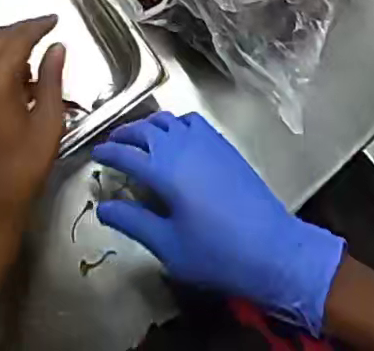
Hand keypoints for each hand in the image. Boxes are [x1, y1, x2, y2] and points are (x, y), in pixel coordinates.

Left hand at [0, 16, 67, 229]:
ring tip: (30, 44)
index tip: (54, 19)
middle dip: (20, 30)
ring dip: (4, 41)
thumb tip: (57, 47)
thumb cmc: (21, 172)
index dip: (36, 26)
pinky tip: (7, 67)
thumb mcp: (48, 126)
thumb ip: (52, 81)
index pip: (16, 39)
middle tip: (44, 29)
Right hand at [92, 111, 342, 335]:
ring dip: (146, 125)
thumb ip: (133, 222)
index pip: (124, 153)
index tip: (96, 155)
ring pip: (164, 119)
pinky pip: (190, 120)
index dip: (107, 153)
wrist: (276, 251)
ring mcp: (202, 140)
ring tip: (139, 137)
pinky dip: (174, 122)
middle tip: (113, 145)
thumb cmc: (219, 254)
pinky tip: (175, 135)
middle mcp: (178, 145)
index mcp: (162, 169)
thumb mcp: (169, 247)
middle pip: (141, 129)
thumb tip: (103, 208)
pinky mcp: (222, 143)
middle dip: (123, 135)